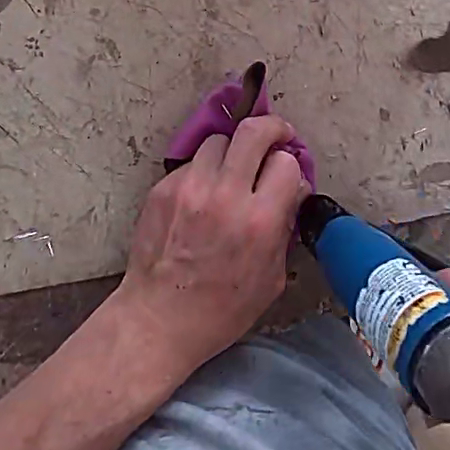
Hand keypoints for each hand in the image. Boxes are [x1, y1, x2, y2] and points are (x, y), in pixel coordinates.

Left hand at [115, 115, 309, 376]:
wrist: (156, 322)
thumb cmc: (221, 309)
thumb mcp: (272, 276)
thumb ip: (286, 225)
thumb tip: (293, 189)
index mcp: (259, 221)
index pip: (286, 162)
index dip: (291, 165)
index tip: (287, 172)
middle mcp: (225, 197)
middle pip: (253, 131)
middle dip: (271, 127)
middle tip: (275, 136)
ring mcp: (189, 190)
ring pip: (219, 140)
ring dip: (233, 150)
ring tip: (234, 170)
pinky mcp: (163, 191)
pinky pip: (192, 163)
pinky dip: (205, 171)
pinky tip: (204, 195)